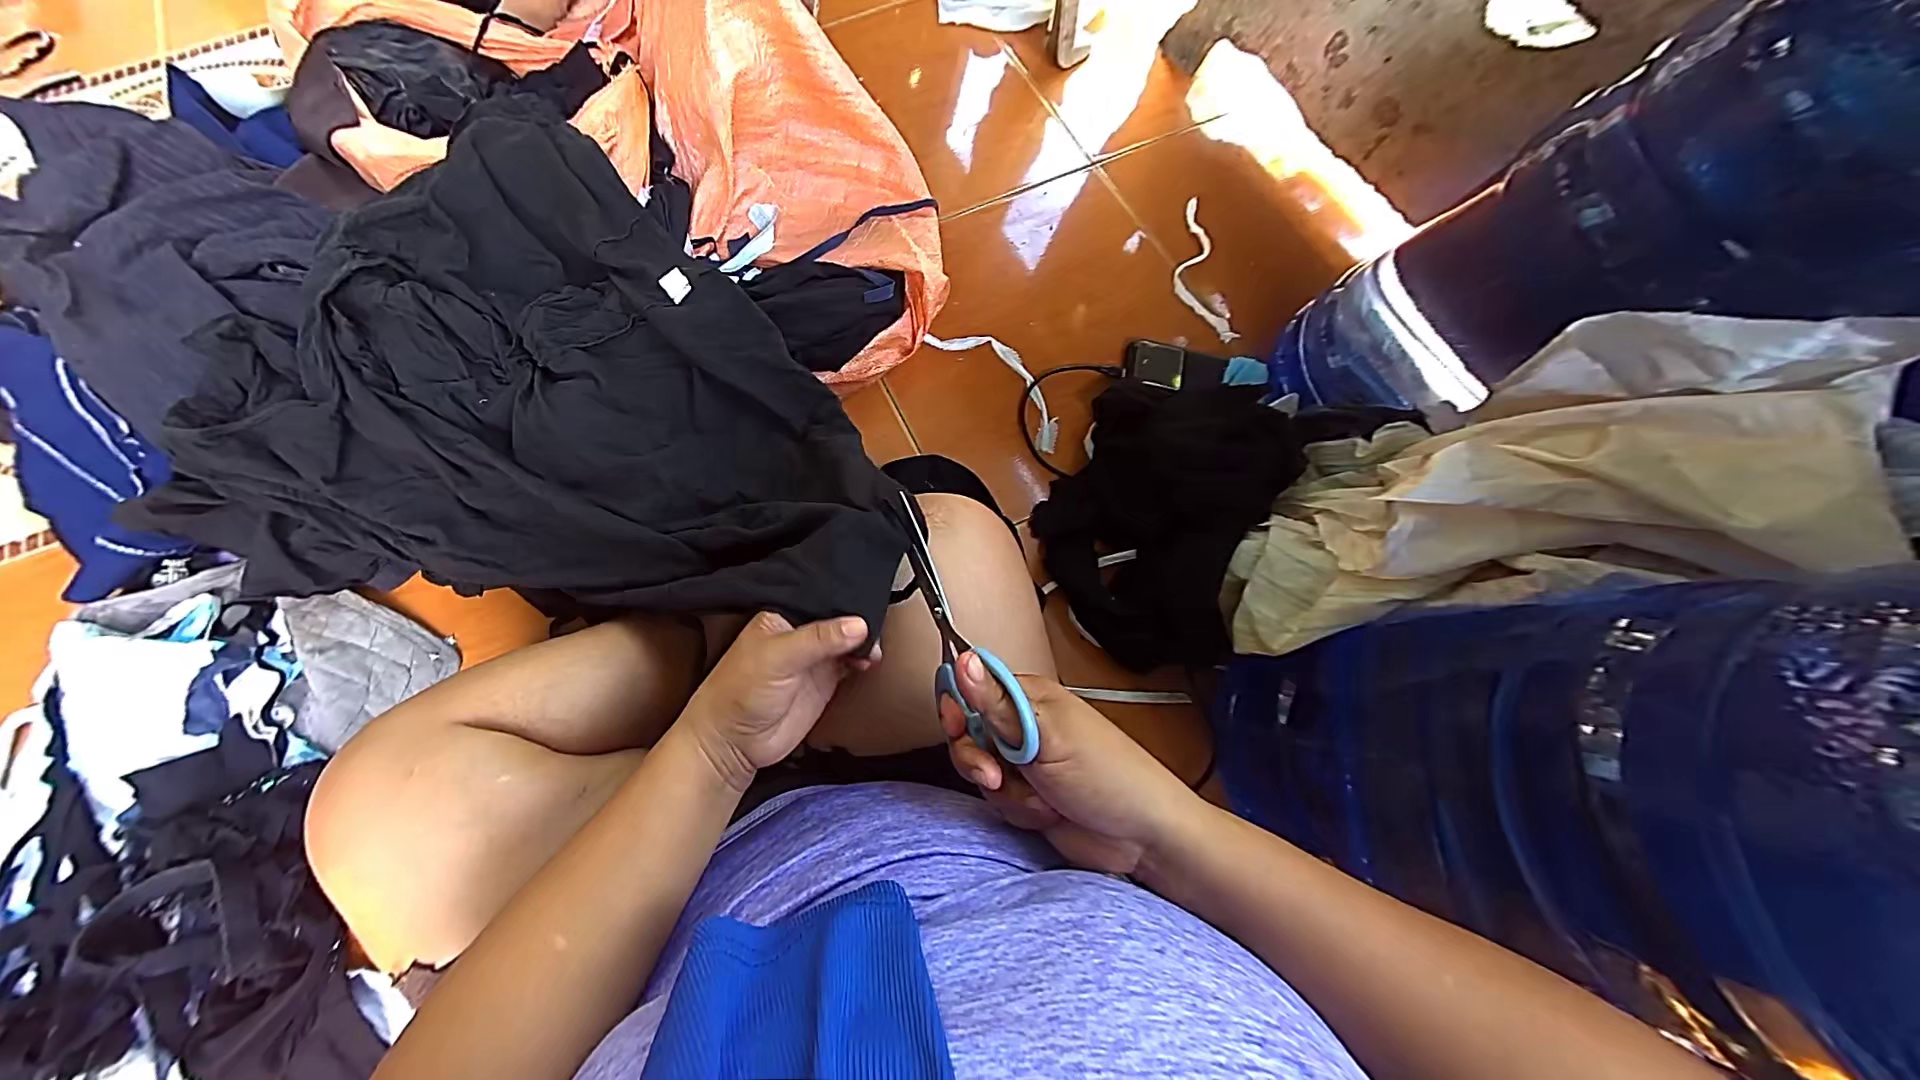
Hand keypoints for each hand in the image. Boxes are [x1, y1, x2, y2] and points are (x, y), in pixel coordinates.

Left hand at [681, 612, 876, 790]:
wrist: (734, 743)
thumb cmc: (737, 693)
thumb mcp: (778, 657)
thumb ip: (819, 639)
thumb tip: (858, 624)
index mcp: (783, 615)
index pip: (821, 597)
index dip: (844, 596)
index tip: (868, 597)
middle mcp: (801, 633)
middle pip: (839, 617)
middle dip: (860, 619)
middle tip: (876, 624)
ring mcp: (814, 657)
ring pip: (849, 639)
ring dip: (865, 641)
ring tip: (872, 647)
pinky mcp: (825, 679)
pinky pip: (852, 663)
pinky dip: (864, 660)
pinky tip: (870, 661)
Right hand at [941, 653, 1204, 875]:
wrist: (1141, 836)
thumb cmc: (1111, 775)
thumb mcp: (1047, 734)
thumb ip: (998, 702)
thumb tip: (966, 660)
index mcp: (1029, 697)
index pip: (972, 687)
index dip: (957, 706)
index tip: (956, 725)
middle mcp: (1023, 726)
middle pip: (968, 733)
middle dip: (977, 759)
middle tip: (997, 772)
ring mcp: (1024, 762)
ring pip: (979, 771)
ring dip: (1006, 792)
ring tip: (1040, 795)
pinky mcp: (1027, 795)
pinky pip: (996, 801)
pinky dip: (1016, 810)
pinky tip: (1046, 811)